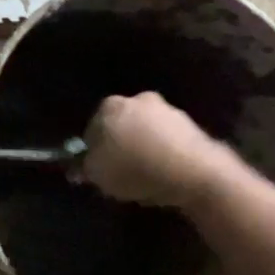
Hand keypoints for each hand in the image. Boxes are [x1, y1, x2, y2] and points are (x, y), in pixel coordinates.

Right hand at [80, 92, 235, 207]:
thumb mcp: (99, 175)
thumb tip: (81, 165)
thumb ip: (85, 167)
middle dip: (119, 142)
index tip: (98, 168)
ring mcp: (167, 109)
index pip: (92, 128)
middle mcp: (137, 99)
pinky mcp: (190, 123)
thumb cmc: (136, 169)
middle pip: (121, 124)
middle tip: (120, 169)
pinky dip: (163, 150)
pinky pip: (167, 138)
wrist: (193, 171)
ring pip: (146, 129)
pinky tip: (165, 170)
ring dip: (143, 145)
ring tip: (145, 172)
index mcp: (110, 106)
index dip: (93, 150)